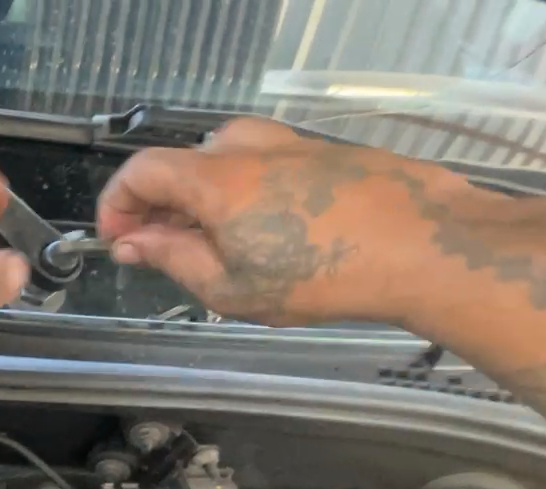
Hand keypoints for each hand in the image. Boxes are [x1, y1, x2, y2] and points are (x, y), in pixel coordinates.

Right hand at [96, 117, 477, 325]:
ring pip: (220, 156)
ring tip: (206, 237)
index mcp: (219, 182)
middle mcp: (251, 150)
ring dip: (196, 194)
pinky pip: (261, 160)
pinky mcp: (325, 152)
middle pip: (178, 163)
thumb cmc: (321, 277)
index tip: (116, 240)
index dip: (115, 205)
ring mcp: (293, 144)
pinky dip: (238, 188)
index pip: (141, 171)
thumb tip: (130, 243)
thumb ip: (170, 257)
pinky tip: (256, 228)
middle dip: (154, 205)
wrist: (429, 249)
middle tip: (156, 248)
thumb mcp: (227, 286)